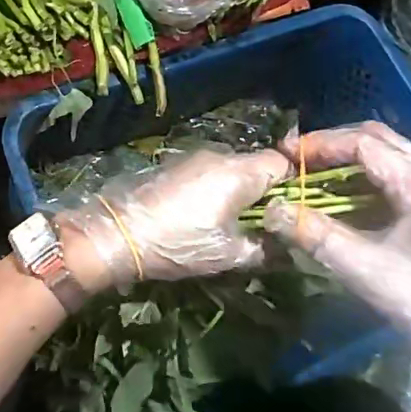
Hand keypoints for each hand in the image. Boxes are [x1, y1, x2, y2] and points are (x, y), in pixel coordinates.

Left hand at [59, 148, 290, 288]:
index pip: (283, 163)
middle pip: (257, 165)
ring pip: (232, 169)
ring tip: (233, 223)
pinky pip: (209, 173)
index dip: (293, 185)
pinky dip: (215, 190)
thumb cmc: (178, 243)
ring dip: (238, 192)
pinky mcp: (174, 166)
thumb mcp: (227, 255)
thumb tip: (288, 249)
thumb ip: (265, 249)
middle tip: (264, 224)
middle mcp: (219, 156)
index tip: (294, 211)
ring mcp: (194, 158)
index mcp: (239, 172)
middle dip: (265, 192)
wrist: (117, 233)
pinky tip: (205, 216)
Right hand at [264, 122, 410, 411]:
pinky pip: (397, 174)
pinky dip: (364, 176)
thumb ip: (316, 236)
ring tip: (312, 175)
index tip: (284, 156)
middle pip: (377, 138)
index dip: (319, 145)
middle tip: (295, 160)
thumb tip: (271, 209)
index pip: (364, 142)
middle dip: (332, 144)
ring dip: (348, 158)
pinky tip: (343, 197)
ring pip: (388, 154)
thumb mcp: (369, 272)